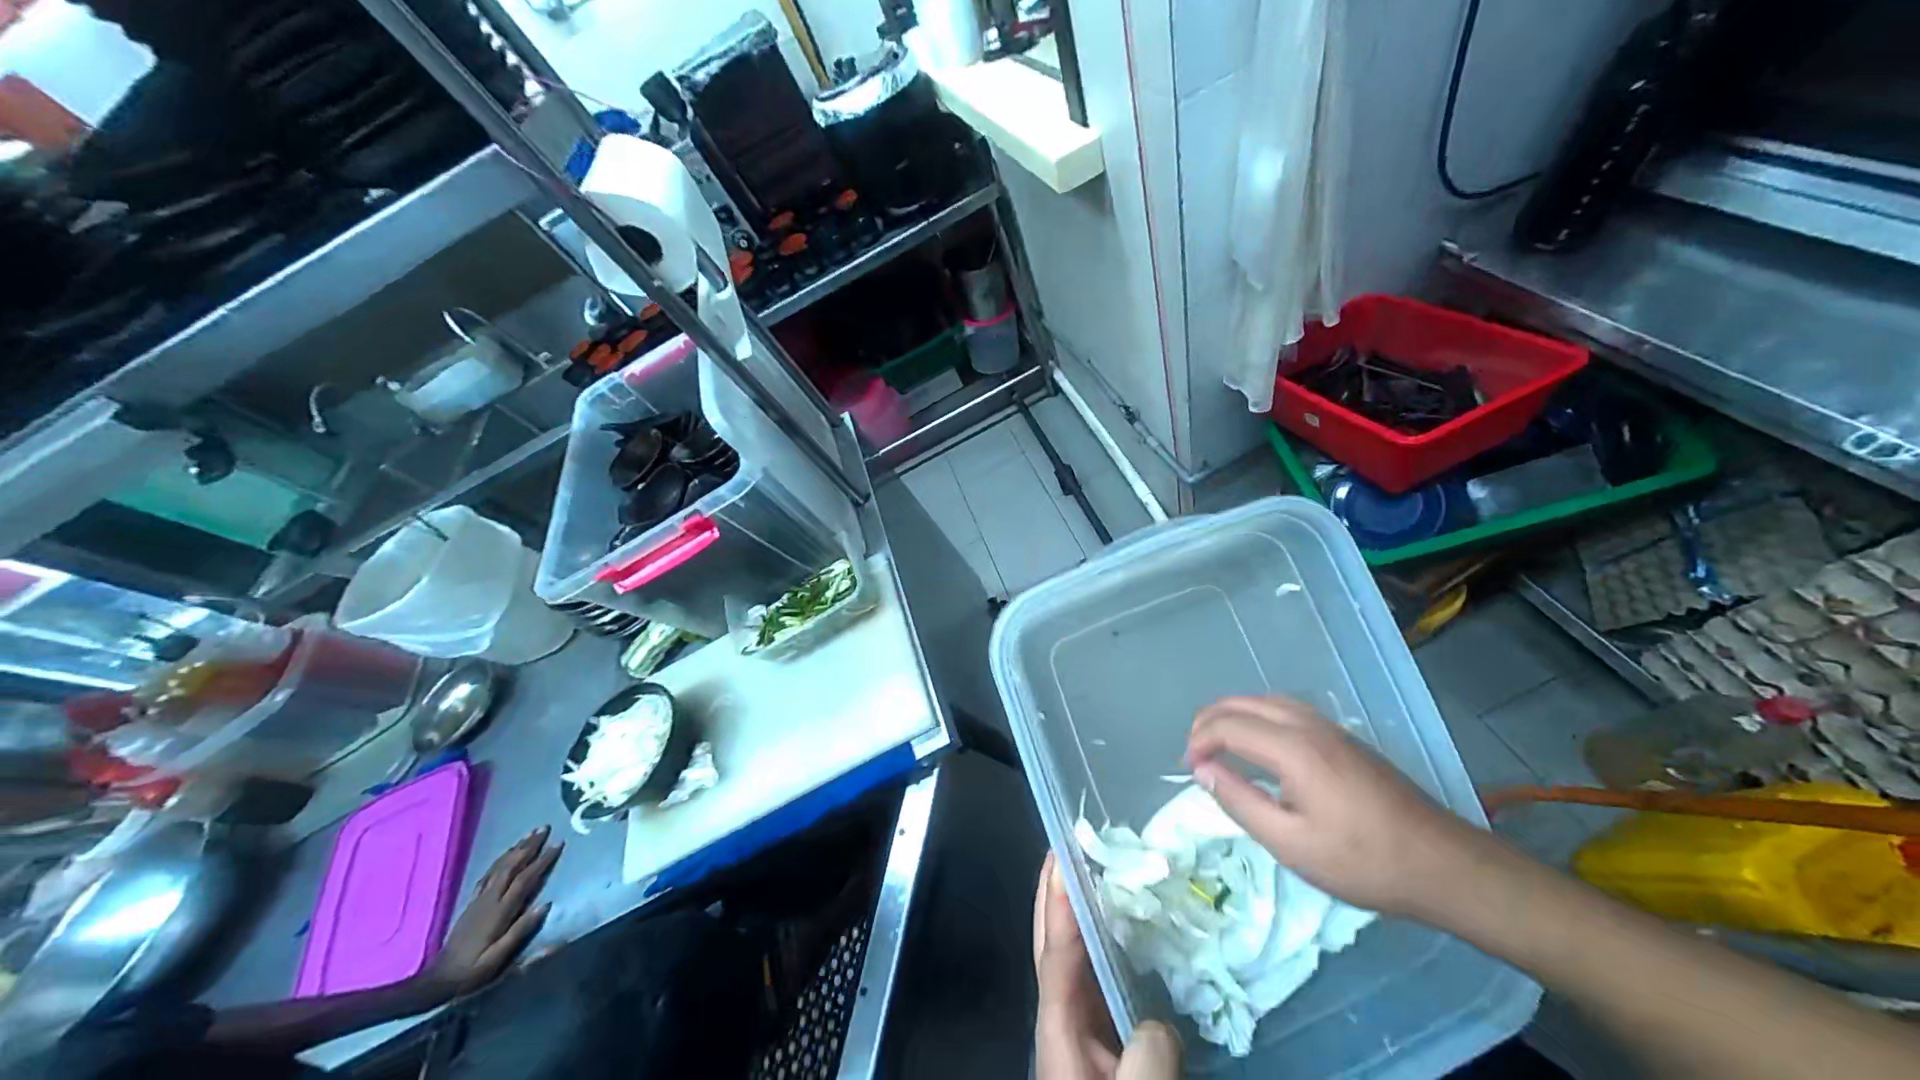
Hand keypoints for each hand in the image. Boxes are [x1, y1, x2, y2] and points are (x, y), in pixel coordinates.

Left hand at [415, 825, 562, 1003]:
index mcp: (499, 912)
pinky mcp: (471, 904)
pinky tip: (505, 856)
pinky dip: (499, 861)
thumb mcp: (498, 958)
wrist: (439, 980)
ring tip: (528, 835)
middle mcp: (489, 900)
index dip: (542, 861)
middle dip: (528, 846)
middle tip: (544, 828)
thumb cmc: (474, 971)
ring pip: (499, 867)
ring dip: (515, 849)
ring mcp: (478, 900)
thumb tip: (546, 904)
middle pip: (511, 866)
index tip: (558, 844)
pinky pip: (487, 875)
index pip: (525, 880)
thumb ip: (521, 931)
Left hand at [1033, 853, 1180, 1079]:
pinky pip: (1099, 974)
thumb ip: (1148, 1058)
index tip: (1063, 853)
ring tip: (1097, 865)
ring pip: (1074, 952)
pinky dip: (1104, 939)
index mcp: (1059, 1024)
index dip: (1059, 902)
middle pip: (1052, 938)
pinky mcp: (1102, 1035)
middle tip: (1070, 840)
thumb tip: (1161, 1022)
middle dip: (1055, 889)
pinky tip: (1127, 924)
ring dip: (1079, 907)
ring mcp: (1080, 1022)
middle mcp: (1062, 1013)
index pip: (1055, 952)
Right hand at [1188, 696, 1497, 920]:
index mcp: (1293, 748)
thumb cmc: (1362, 861)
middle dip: (1209, 720)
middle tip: (1194, 753)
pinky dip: (1258, 716)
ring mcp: (1330, 728)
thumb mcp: (1290, 843)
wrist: (1444, 865)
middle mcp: (1308, 725)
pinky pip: (1287, 710)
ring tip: (1217, 742)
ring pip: (1266, 701)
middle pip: (1243, 702)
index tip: (1188, 770)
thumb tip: (1202, 770)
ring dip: (1234, 714)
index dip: (1199, 742)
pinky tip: (1258, 742)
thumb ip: (1239, 801)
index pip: (1228, 725)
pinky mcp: (1344, 739)